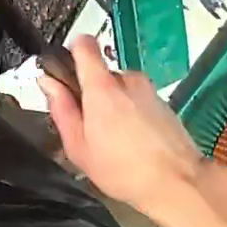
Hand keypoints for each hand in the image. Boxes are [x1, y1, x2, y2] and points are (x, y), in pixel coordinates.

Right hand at [41, 36, 206, 217]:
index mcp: (102, 87)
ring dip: (113, 106)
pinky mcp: (162, 102)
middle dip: (92, 94)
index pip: (84, 45)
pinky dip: (131, 114)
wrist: (178, 182)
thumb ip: (62, 109)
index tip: (66, 74)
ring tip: (112, 139)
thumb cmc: (123, 169)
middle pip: (101, 73)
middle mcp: (128, 80)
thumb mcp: (79, 146)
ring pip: (120, 88)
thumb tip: (49, 83)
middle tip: (89, 127)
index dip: (71, 54)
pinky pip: (137, 100)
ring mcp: (148, 89)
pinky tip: (132, 142)